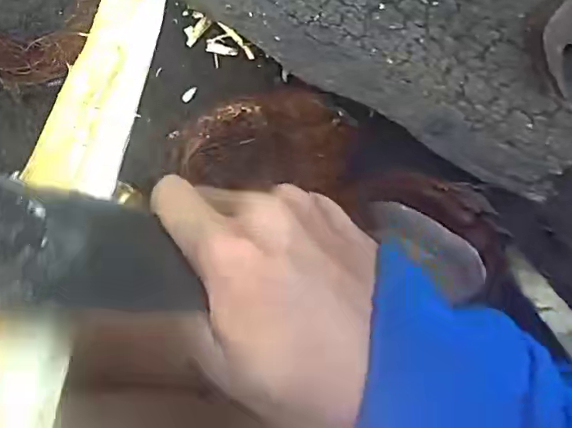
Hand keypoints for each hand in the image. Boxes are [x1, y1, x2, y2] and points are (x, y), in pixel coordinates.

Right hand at [150, 175, 379, 427]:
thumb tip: (164, 277)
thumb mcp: (224, 367)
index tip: (176, 243)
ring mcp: (300, 202)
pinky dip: (289, 226)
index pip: (167, 190)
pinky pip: (289, 204)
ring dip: (250, 225)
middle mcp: (258, 208)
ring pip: (248, 199)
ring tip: (279, 270)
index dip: (165, 216)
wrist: (407, 379)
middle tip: (232, 272)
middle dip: (210, 226)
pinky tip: (312, 265)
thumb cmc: (304, 380)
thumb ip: (179, 310)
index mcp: (225, 245)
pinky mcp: (333, 206)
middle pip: (207, 195)